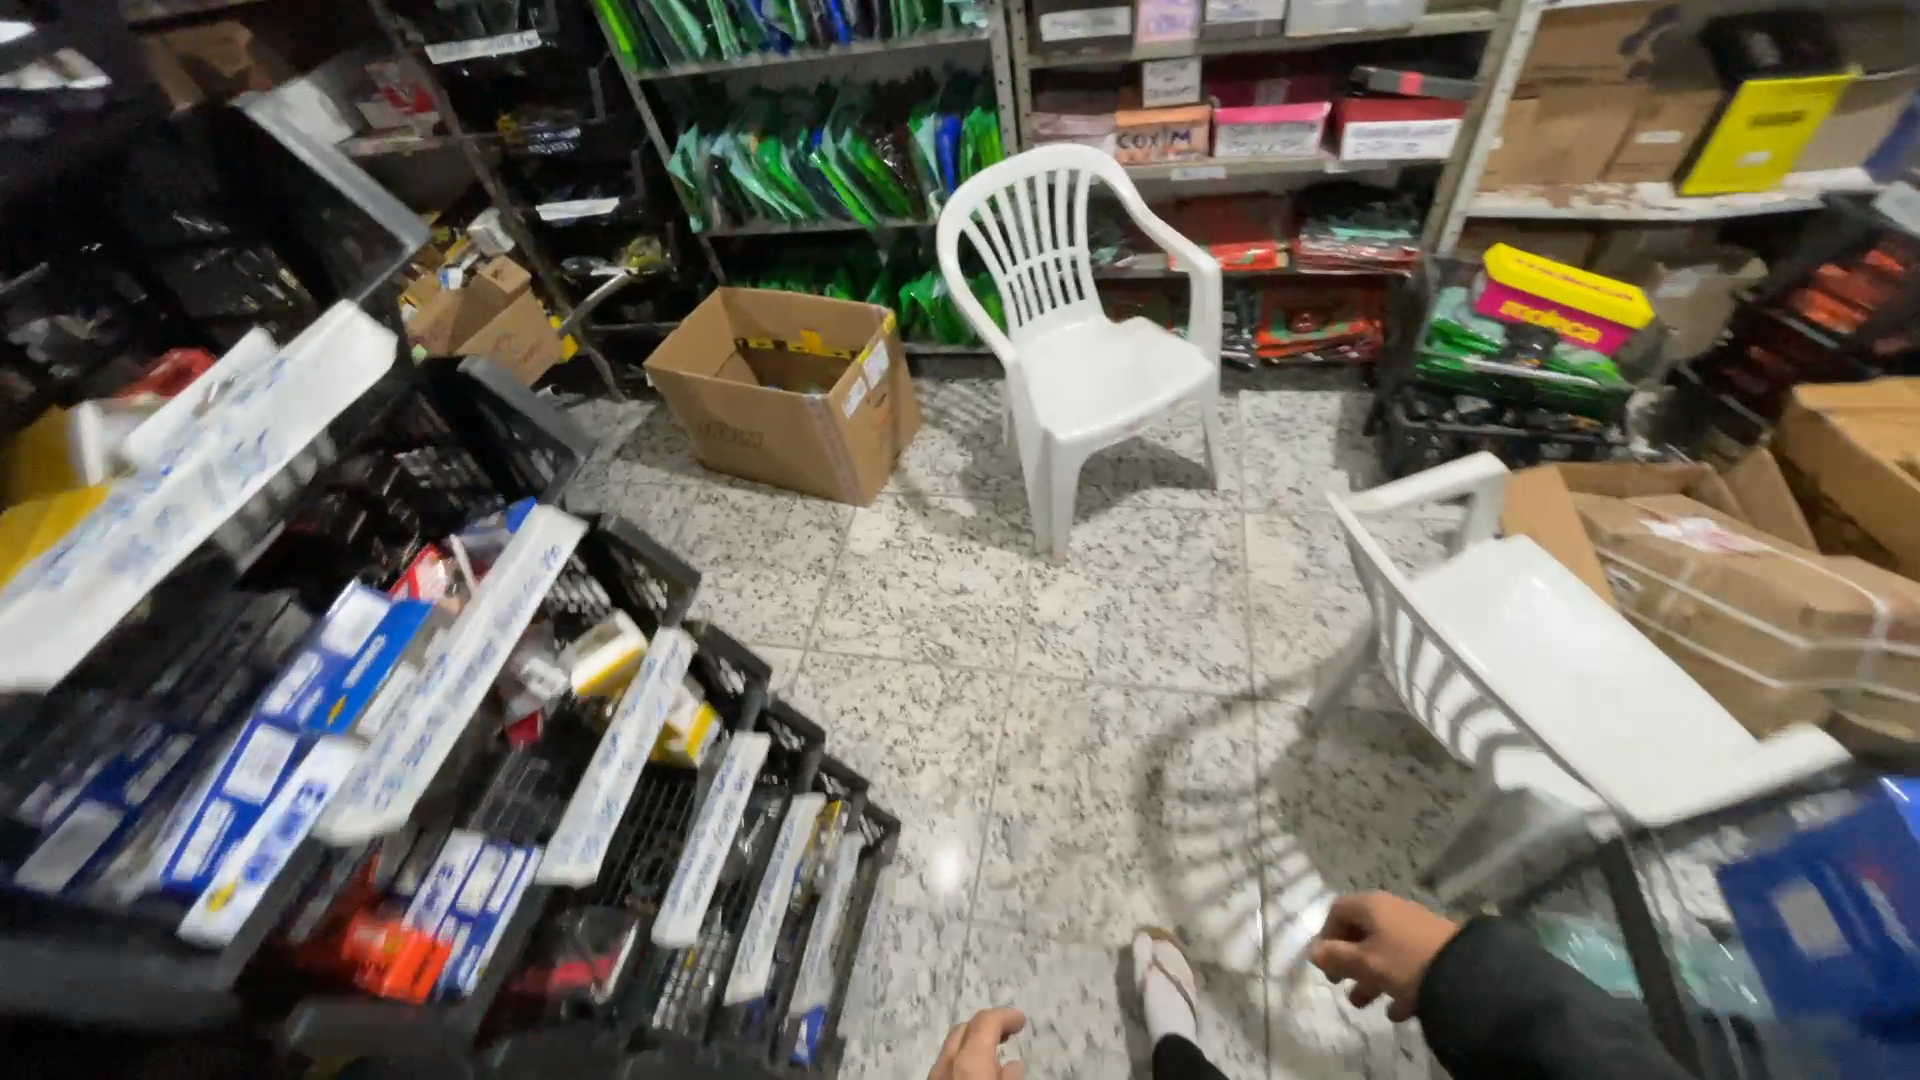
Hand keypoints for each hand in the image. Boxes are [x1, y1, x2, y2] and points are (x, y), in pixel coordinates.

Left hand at [929, 1007, 1026, 1079]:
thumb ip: (1010, 1078)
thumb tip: (1014, 1066)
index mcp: (969, 1060)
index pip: (985, 1022)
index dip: (1005, 1016)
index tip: (1021, 1019)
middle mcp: (945, 1062)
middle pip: (964, 1030)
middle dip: (986, 1025)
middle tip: (1008, 1031)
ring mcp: (932, 1076)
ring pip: (952, 1048)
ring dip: (973, 1042)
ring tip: (993, 1053)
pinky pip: (946, 1066)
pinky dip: (962, 1060)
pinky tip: (974, 1074)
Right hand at [1311, 892, 1460, 1021]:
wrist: (1469, 975)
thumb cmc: (1405, 962)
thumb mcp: (1366, 962)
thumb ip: (1336, 957)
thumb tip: (1313, 952)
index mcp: (1370, 906)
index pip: (1337, 911)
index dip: (1326, 935)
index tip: (1325, 962)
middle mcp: (1391, 911)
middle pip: (1360, 933)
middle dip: (1348, 962)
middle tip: (1340, 984)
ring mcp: (1415, 929)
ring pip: (1383, 951)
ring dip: (1369, 977)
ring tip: (1363, 1003)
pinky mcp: (1435, 949)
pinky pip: (1406, 962)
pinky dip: (1396, 983)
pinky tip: (1396, 1011)